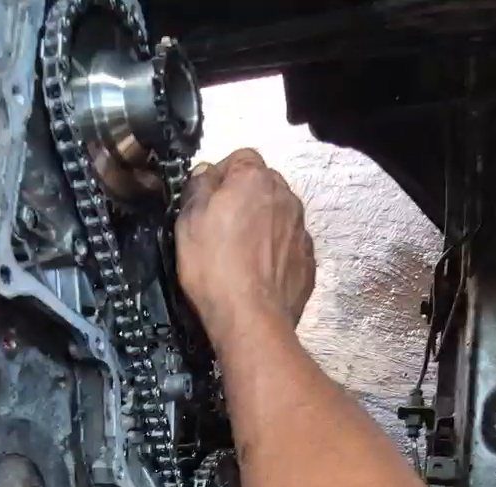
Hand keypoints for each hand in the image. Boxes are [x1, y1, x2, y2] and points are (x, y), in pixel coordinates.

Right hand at [176, 149, 316, 340]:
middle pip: (264, 186)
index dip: (222, 177)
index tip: (208, 201)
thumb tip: (207, 174)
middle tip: (223, 229)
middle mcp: (286, 197)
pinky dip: (277, 254)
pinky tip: (260, 273)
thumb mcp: (187, 221)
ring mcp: (301, 231)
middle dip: (245, 200)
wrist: (251, 320)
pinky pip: (290, 247)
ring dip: (264, 226)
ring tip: (242, 255)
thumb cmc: (214, 268)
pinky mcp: (308, 262)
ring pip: (280, 216)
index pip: (240, 158)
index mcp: (254, 179)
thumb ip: (198, 187)